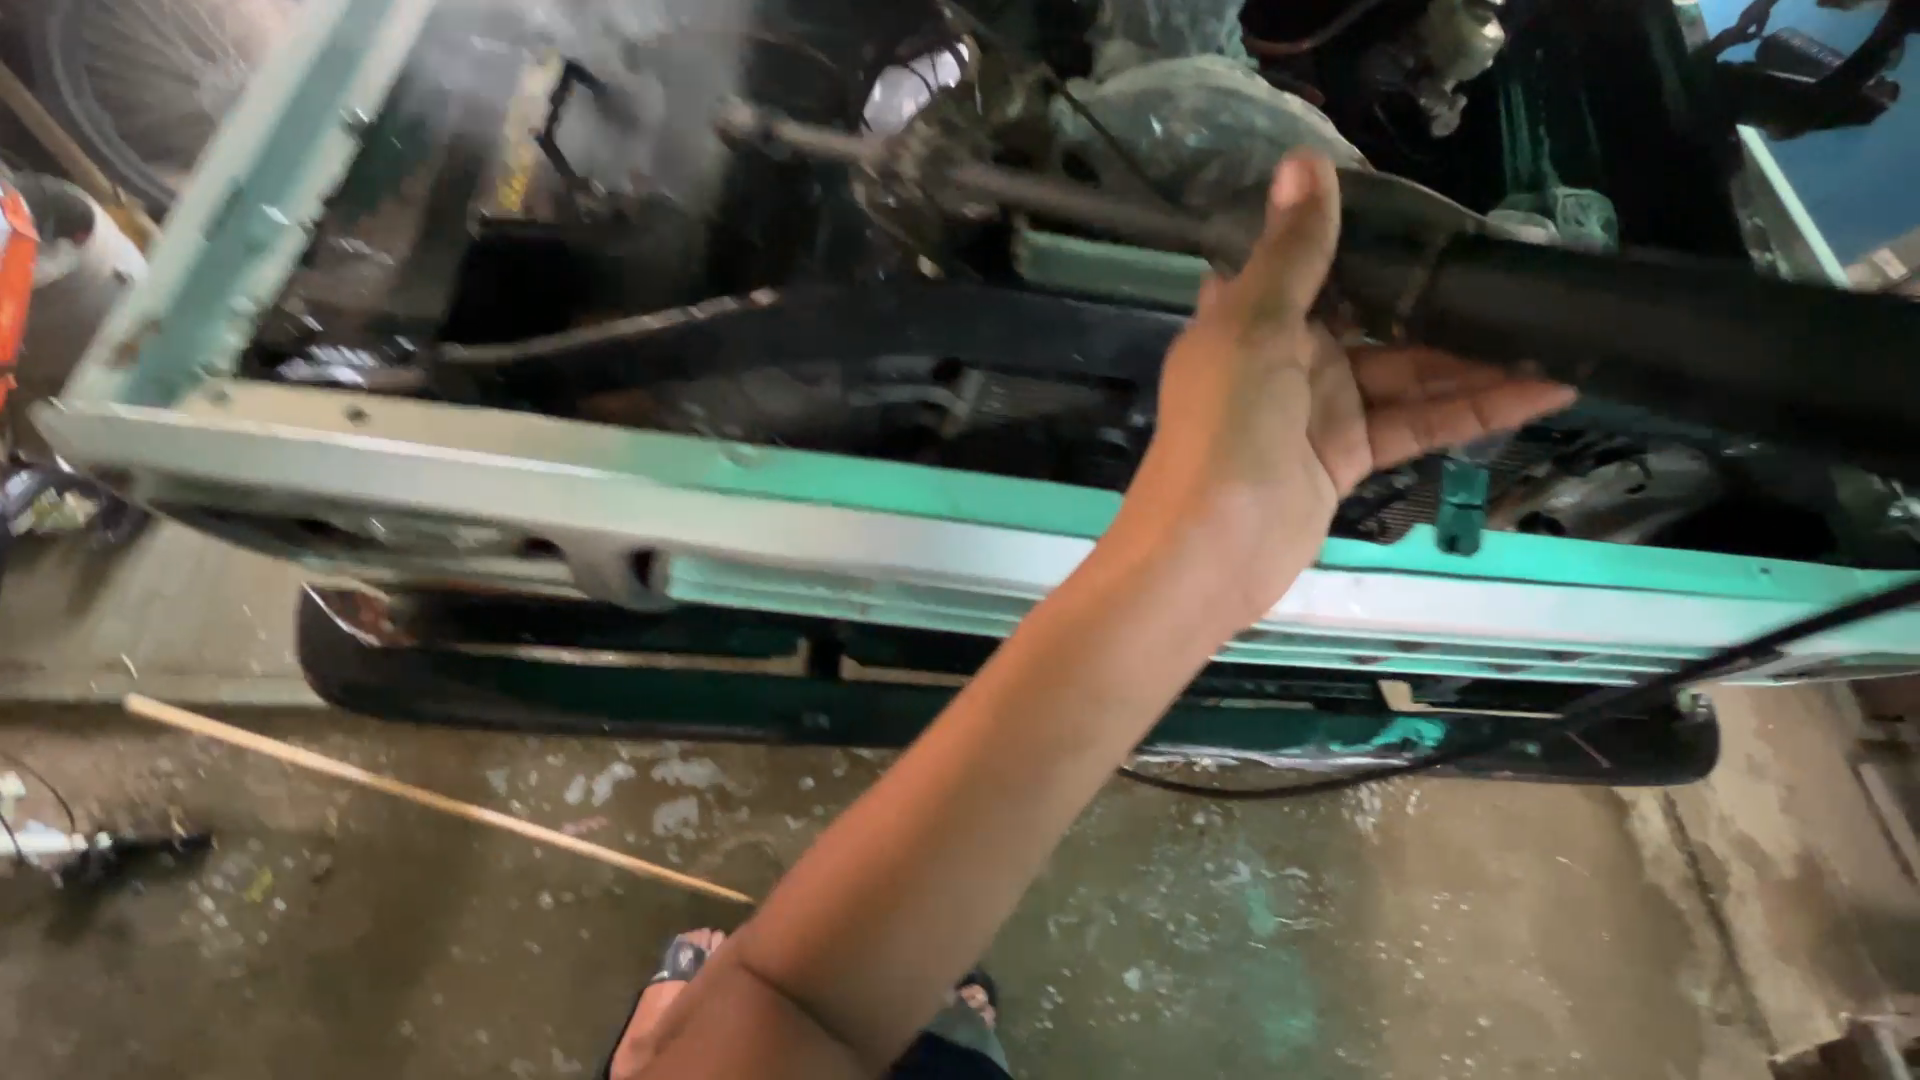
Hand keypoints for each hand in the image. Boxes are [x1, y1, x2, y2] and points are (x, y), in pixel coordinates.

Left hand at [1110, 149, 1575, 628]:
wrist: (1212, 544)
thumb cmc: (1224, 424)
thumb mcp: (1254, 325)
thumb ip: (1289, 253)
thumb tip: (1305, 159)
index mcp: (1248, 320)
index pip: (1305, 265)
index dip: (1356, 236)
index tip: (1425, 207)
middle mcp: (1282, 359)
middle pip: (1370, 315)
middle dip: (1434, 293)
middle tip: (1520, 259)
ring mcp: (1316, 411)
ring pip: (1405, 369)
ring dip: (1474, 352)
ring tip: (1560, 321)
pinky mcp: (1345, 458)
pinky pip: (1417, 421)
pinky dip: (1475, 407)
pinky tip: (1548, 386)